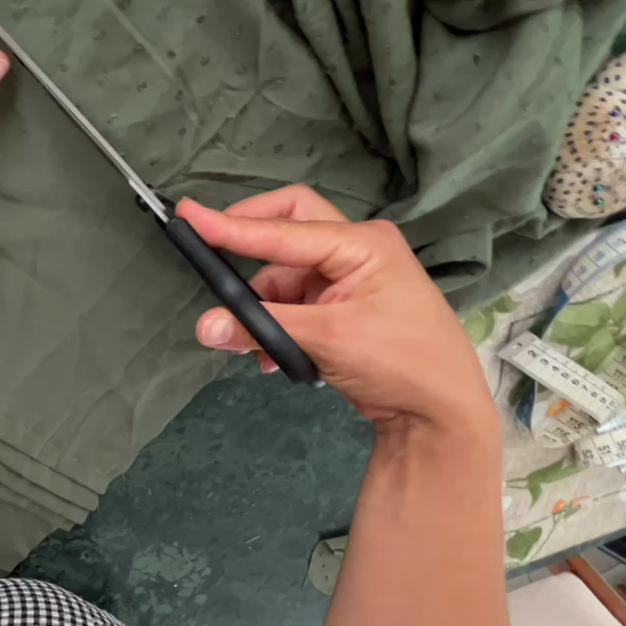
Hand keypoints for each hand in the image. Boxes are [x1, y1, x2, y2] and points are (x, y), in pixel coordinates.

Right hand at [180, 187, 493, 435]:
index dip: (231, 226)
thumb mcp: (326, 339)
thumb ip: (261, 328)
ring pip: (282, 277)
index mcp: (360, 243)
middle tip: (210, 250)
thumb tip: (204, 326)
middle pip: (286, 228)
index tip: (188, 215)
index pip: (283, 228)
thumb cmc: (399, 361)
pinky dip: (274, 327)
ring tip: (257, 347)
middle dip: (248, 243)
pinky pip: (291, 305)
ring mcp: (346, 279)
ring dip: (262, 308)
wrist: (437, 410)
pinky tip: (272, 358)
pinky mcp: (338, 307)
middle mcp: (353, 250)